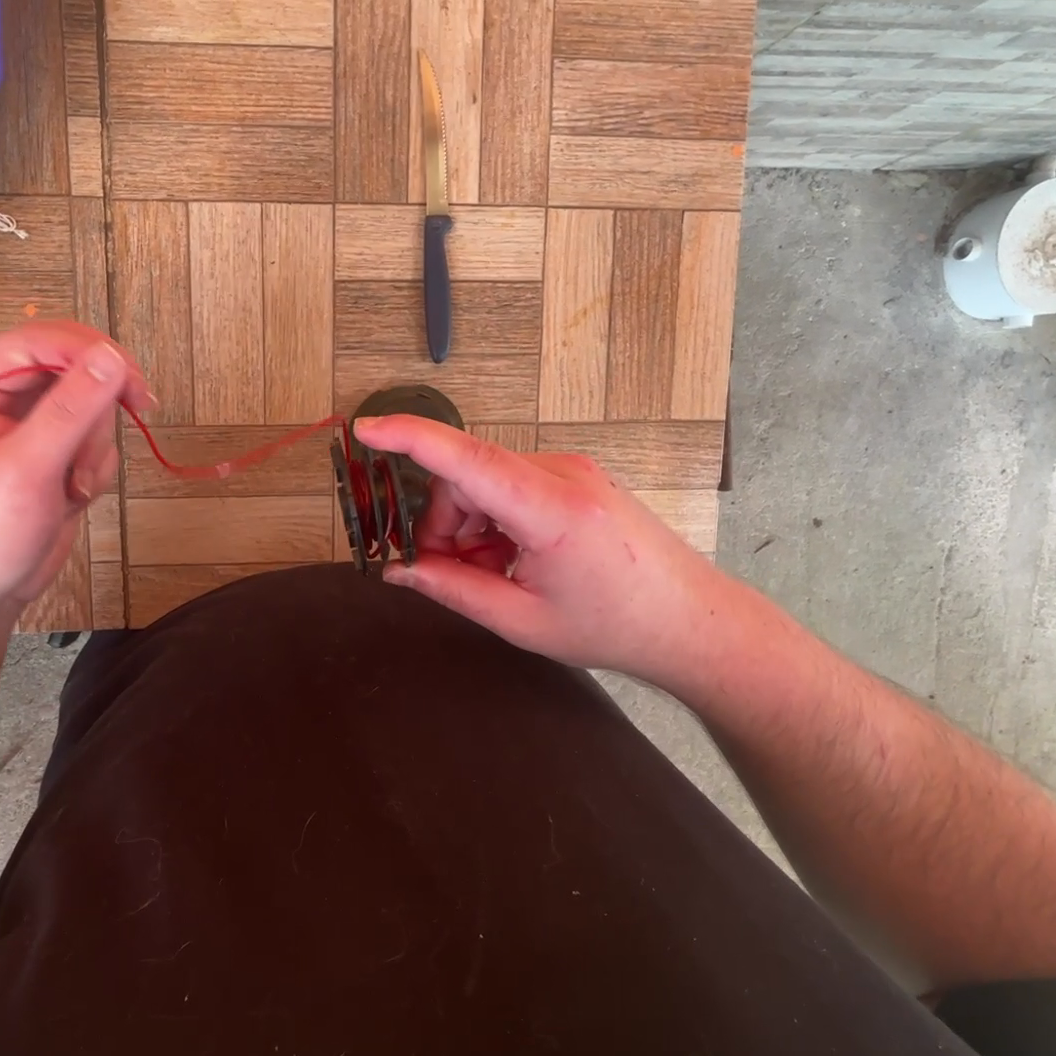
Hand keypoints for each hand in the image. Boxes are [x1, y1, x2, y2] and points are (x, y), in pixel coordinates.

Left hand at [0, 321, 147, 621]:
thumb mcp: (25, 468)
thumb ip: (71, 410)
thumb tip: (112, 358)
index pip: (39, 342)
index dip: (89, 353)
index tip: (132, 380)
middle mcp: (2, 399)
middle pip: (73, 370)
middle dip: (95, 412)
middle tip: (115, 434)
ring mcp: (31, 429)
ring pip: (91, 408)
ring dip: (94, 449)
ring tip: (71, 489)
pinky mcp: (54, 456)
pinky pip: (95, 441)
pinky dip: (95, 468)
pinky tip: (72, 497)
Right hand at [352, 415, 735, 684]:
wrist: (691, 620)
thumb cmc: (613, 626)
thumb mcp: (521, 620)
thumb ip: (453, 590)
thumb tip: (398, 571)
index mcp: (551, 509)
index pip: (466, 458)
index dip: (409, 438)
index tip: (364, 429)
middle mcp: (561, 473)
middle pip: (466, 477)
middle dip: (443, 524)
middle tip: (450, 575)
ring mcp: (571, 470)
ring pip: (484, 482)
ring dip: (470, 526)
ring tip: (495, 576)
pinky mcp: (574, 476)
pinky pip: (510, 485)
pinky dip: (494, 521)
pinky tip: (513, 560)